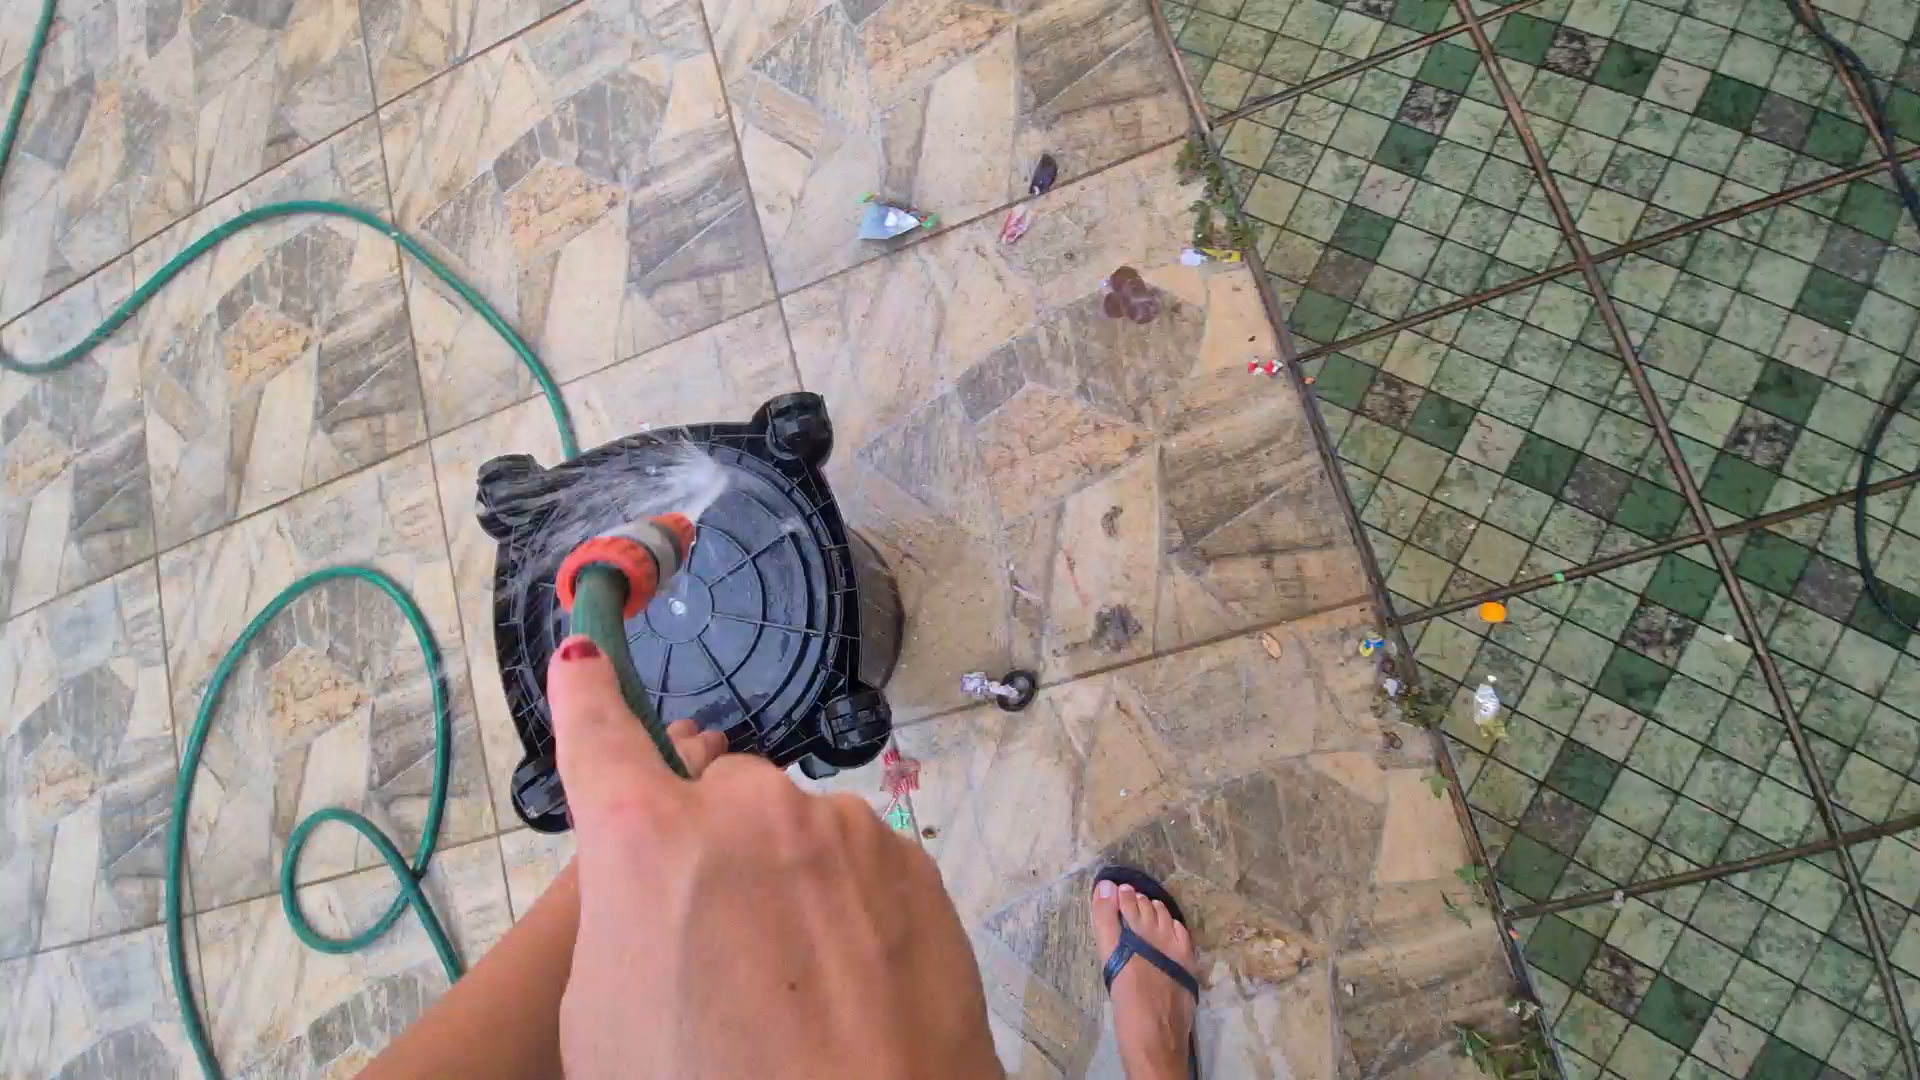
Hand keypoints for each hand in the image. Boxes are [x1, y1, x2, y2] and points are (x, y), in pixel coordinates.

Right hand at [547, 635, 1002, 1079]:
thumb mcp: (606, 1012)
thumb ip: (625, 903)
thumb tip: (656, 863)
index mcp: (653, 840)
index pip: (603, 741)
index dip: (588, 697)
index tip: (584, 652)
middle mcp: (751, 805)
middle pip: (721, 793)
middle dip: (716, 839)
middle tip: (727, 929)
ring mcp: (839, 820)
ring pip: (794, 826)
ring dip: (787, 870)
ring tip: (801, 967)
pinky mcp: (904, 848)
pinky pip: (853, 855)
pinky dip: (845, 892)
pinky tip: (855, 965)